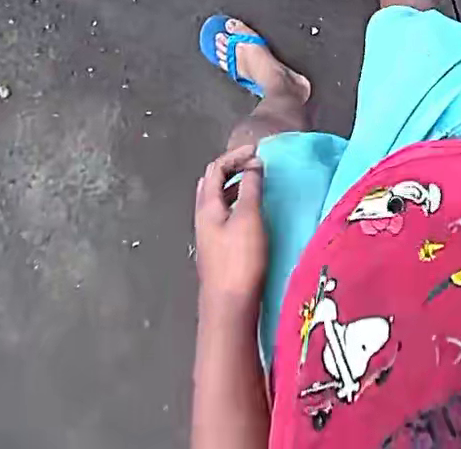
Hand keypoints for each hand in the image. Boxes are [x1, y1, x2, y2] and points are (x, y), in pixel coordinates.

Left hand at [194, 145, 266, 305]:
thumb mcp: (249, 217)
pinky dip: (237, 201)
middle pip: (212, 183)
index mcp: (207, 206)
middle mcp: (203, 218)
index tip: (257, 151)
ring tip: (256, 182)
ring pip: (218, 199)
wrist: (229, 308)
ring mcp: (209, 235)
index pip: (215, 169)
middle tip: (253, 163)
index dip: (235, 155)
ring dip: (235, 185)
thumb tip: (253, 163)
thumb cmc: (239, 259)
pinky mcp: (218, 249)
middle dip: (231, 167)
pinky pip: (224, 214)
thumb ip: (252, 186)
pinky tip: (252, 211)